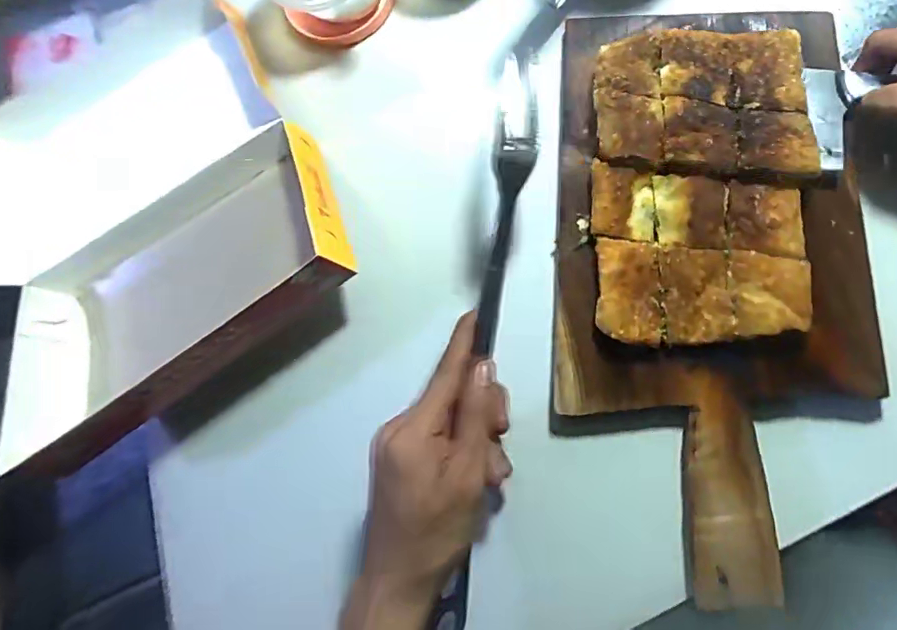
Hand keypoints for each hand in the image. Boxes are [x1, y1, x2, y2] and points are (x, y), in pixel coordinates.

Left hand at [341, 313, 510, 629]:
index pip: (445, 375)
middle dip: (484, 415)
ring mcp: (396, 443)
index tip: (474, 314)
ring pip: (449, 422)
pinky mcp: (398, 459)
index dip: (463, 344)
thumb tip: (481, 368)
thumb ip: (476, 418)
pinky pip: (437, 439)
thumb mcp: (468, 475)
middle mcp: (399, 426)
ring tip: (489, 480)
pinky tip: (474, 481)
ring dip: (477, 443)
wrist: (398, 582)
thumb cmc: (437, 532)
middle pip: (452, 398)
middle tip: (500, 448)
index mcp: (412, 427)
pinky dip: (460, 452)